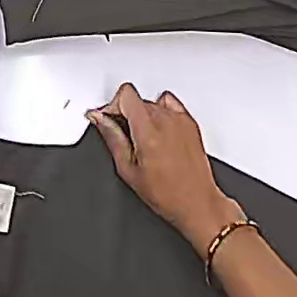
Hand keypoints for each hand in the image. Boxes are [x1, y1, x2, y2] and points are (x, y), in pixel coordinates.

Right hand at [88, 84, 244, 253]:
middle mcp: (166, 120)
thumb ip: (112, 137)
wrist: (197, 202)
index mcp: (148, 130)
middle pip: (136, 100)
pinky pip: (169, 104)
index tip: (109, 121)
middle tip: (125, 139)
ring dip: (142, 116)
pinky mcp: (190, 122)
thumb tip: (98, 118)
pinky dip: (160, 112)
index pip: (125, 94)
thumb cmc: (167, 194)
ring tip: (144, 141)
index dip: (112, 106)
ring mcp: (180, 119)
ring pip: (151, 102)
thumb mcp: (128, 170)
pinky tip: (158, 132)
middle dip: (125, 115)